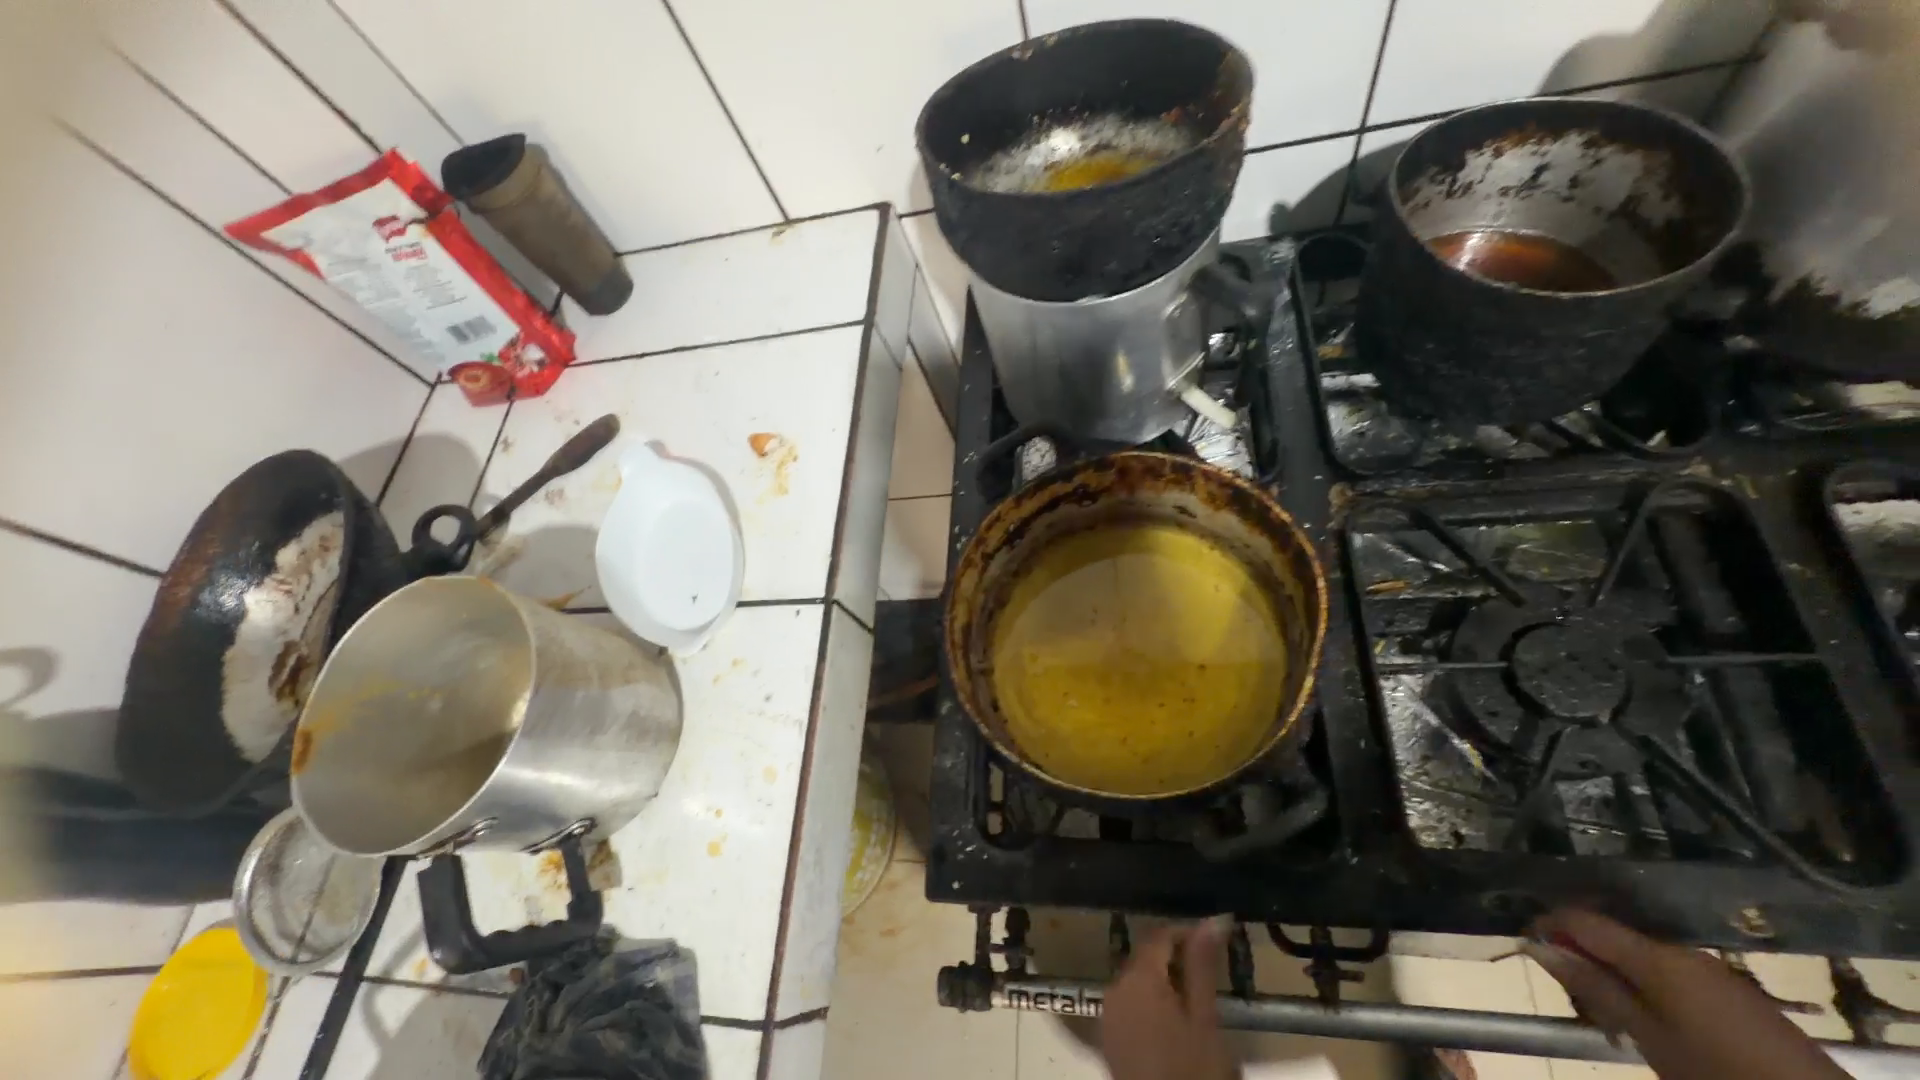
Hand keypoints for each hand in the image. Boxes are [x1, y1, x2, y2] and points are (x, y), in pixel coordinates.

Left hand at [1099, 920, 1238, 1079]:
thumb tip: (1214, 918)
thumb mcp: (1204, 1018)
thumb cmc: (1191, 1070)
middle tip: (1210, 974)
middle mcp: (1114, 988)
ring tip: (1196, 999)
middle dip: (1175, 958)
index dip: (1185, 933)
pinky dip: (1150, 1002)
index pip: (1158, 936)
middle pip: (1145, 958)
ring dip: (1163, 981)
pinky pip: (1129, 1003)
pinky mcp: (1109, 1037)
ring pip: (1137, 981)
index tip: (1213, 941)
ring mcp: (1108, 1014)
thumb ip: (1203, 965)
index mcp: (1137, 978)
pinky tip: (1174, 1021)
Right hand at [1523, 909, 1848, 1079]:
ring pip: (1639, 956)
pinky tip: (1646, 1019)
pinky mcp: (1730, 992)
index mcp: (1655, 957)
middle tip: (1565, 991)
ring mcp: (1709, 969)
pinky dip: (1643, 986)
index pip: (1583, 920)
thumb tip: (1539, 946)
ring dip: (1611, 972)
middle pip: (1612, 937)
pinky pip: (1669, 974)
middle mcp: (1679, 951)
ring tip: (1603, 1012)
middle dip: (1580, 953)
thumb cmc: (1718, 1073)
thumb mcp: (1647, 1036)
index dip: (1549, 925)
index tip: (1525, 944)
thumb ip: (1594, 989)